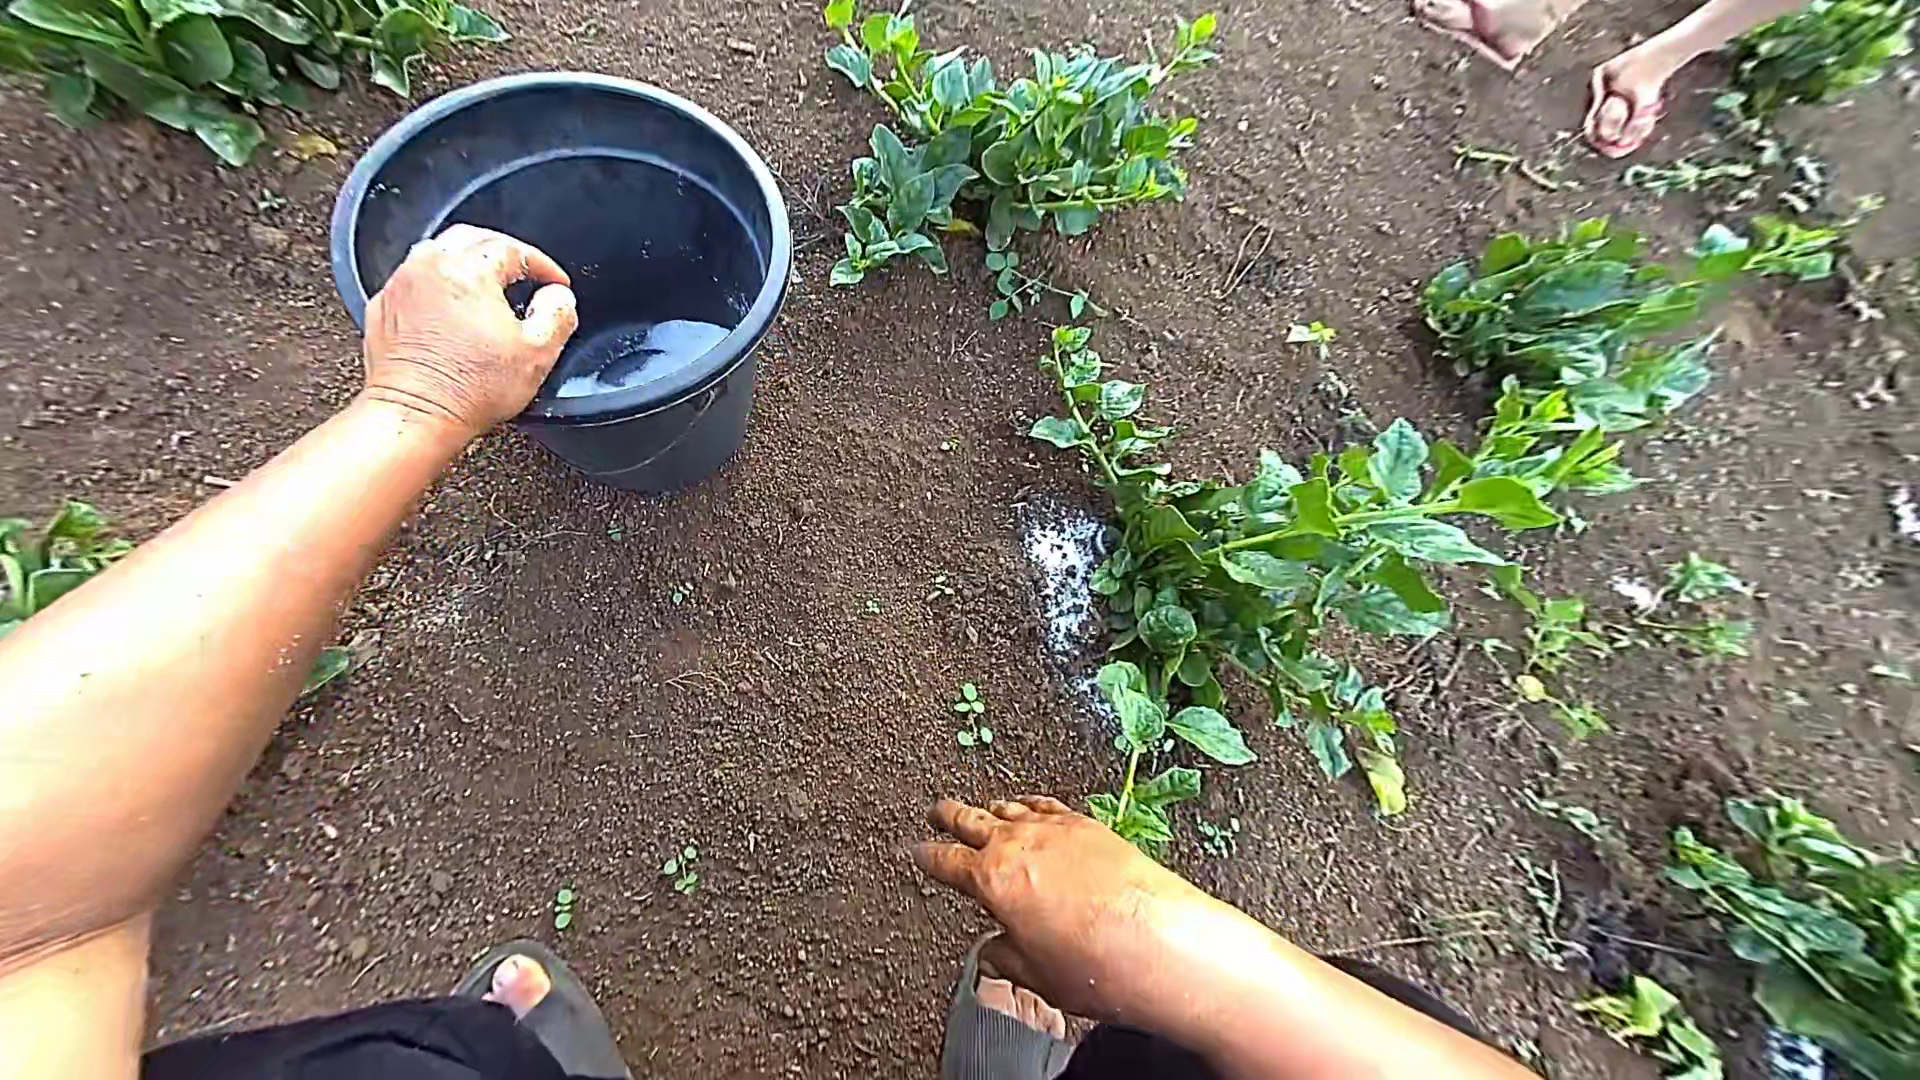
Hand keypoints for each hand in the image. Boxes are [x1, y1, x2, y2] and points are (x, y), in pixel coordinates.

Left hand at [361, 225, 578, 435]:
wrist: (419, 412)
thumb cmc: (474, 387)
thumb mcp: (539, 352)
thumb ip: (557, 316)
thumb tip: (560, 297)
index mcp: (468, 273)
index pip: (512, 249)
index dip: (543, 264)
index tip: (558, 283)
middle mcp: (428, 268)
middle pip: (471, 238)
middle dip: (506, 251)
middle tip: (529, 272)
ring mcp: (400, 285)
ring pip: (440, 253)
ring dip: (472, 261)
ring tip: (495, 284)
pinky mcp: (385, 307)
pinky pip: (418, 279)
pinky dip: (444, 283)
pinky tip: (460, 307)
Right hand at [914, 796, 1254, 1026]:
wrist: (1157, 938)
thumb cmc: (1097, 963)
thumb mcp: (1038, 975)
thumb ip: (1006, 958)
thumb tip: (991, 953)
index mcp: (993, 880)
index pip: (947, 862)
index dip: (928, 855)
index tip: (917, 849)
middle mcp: (1016, 844)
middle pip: (970, 820)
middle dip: (948, 815)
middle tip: (935, 811)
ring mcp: (1050, 828)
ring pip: (1006, 808)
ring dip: (988, 809)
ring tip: (979, 810)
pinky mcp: (1081, 822)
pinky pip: (1044, 804)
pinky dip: (1030, 804)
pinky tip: (1028, 805)